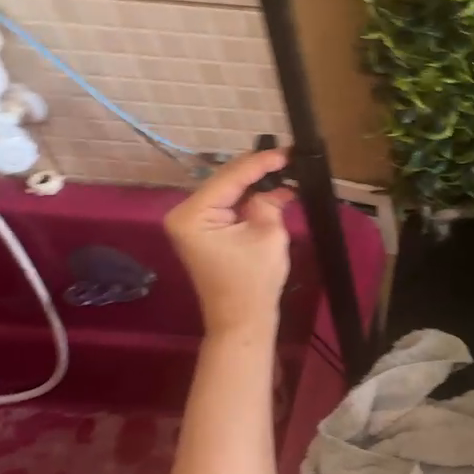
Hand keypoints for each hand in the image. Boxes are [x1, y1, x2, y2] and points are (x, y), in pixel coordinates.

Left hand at [164, 148, 294, 336]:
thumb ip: (268, 203)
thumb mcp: (268, 236)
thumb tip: (275, 187)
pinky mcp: (204, 232)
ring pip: (228, 193)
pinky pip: (229, 208)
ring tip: (285, 171)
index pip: (229, 177)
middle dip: (257, 171)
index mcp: (192, 214)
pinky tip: (273, 192)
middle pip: (225, 182)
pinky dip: (250, 202)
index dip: (260, 162)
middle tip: (288, 157)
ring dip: (255, 185)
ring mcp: (193, 224)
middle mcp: (185, 214)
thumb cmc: (253, 283)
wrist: (242, 322)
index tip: (287, 151)